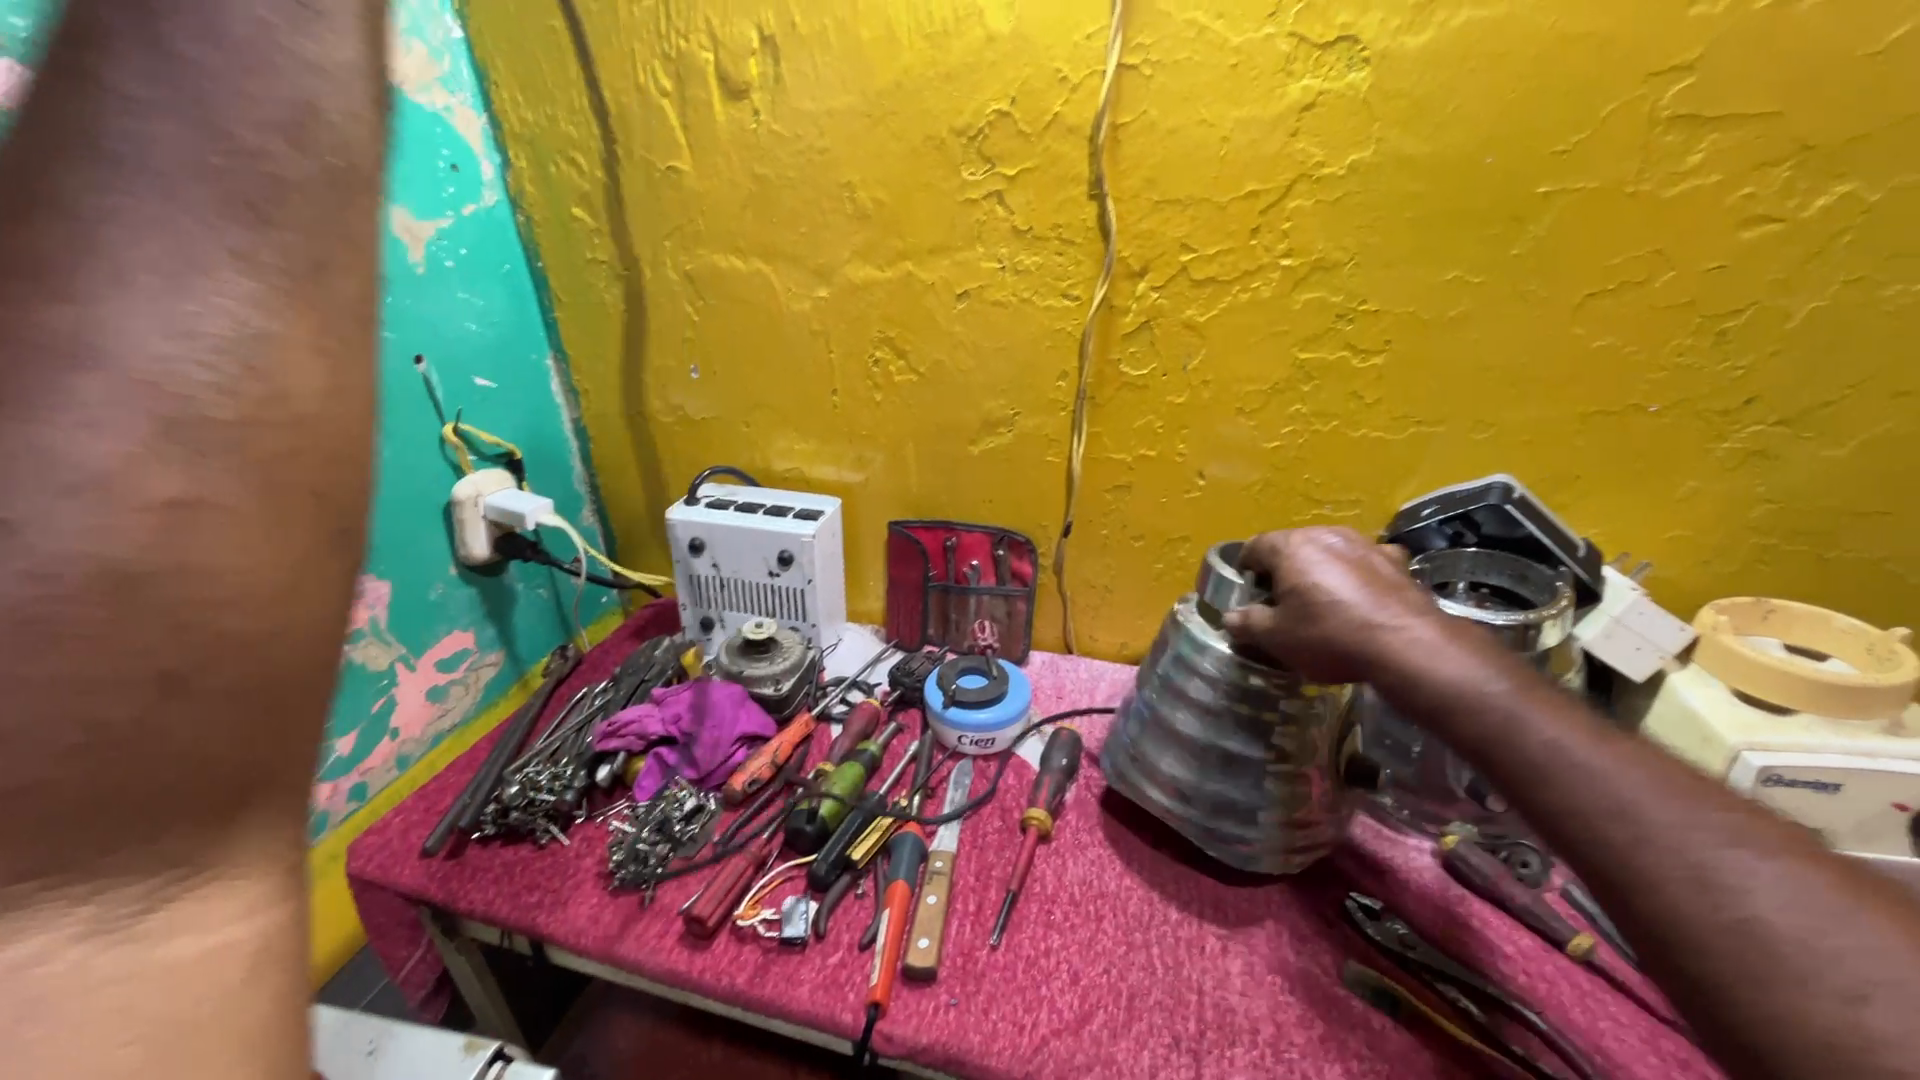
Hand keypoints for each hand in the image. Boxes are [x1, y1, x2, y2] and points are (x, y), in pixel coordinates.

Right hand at [1222, 526, 1444, 683]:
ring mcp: (1365, 544)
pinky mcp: (1396, 560)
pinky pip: (1367, 562)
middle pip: (1293, 546)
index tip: (1248, 594)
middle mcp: (1326, 534)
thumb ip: (1247, 623)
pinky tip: (1363, 599)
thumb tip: (1230, 617)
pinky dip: (1359, 575)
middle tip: (1283, 603)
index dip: (1245, 570)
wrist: (1408, 646)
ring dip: (1321, 570)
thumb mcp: (1276, 638)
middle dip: (1284, 570)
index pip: (1254, 546)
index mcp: (1290, 547)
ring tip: (1323, 602)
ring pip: (1330, 551)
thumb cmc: (1329, 636)